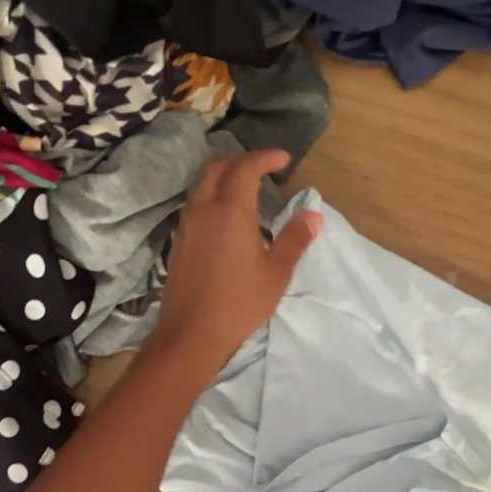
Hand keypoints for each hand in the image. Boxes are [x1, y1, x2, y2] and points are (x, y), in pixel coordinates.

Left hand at [152, 149, 321, 369]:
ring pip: (200, 186)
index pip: (246, 167)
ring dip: (221, 177)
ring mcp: (186, 227)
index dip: (266, 157)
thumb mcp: (276, 273)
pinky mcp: (177, 244)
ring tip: (243, 189)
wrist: (190, 334)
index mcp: (231, 210)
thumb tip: (312, 215)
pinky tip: (222, 218)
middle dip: (240, 160)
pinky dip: (209, 198)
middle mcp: (204, 210)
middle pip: (217, 168)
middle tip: (262, 168)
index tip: (283, 160)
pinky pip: (193, 207)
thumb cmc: (239, 304)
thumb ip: (294, 240)